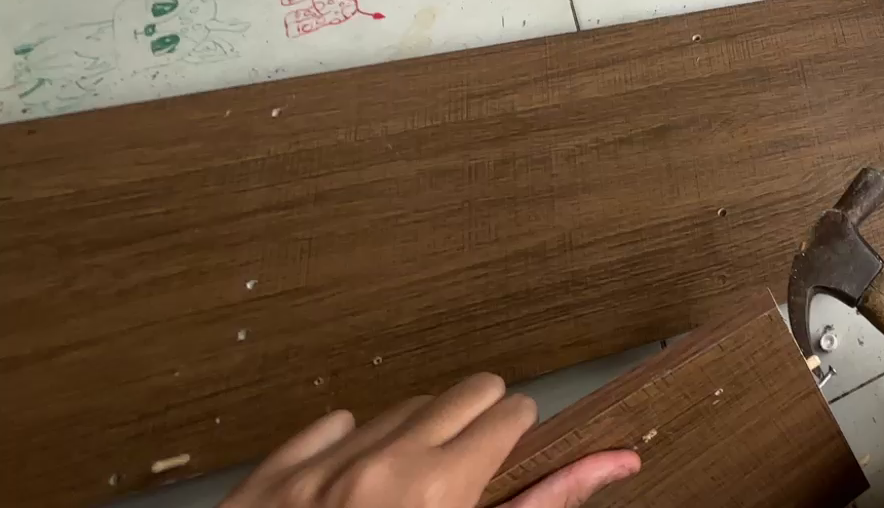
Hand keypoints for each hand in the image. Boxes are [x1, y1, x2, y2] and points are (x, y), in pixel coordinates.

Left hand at [218, 373, 641, 507]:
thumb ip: (547, 501)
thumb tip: (621, 459)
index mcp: (437, 488)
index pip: (513, 410)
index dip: (512, 440)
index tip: (500, 467)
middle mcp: (380, 464)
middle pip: (470, 388)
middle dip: (476, 422)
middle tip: (462, 472)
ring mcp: (316, 469)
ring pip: (404, 405)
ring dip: (412, 437)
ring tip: (398, 494)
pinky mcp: (262, 482)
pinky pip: (331, 424)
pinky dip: (345, 447)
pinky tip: (344, 492)